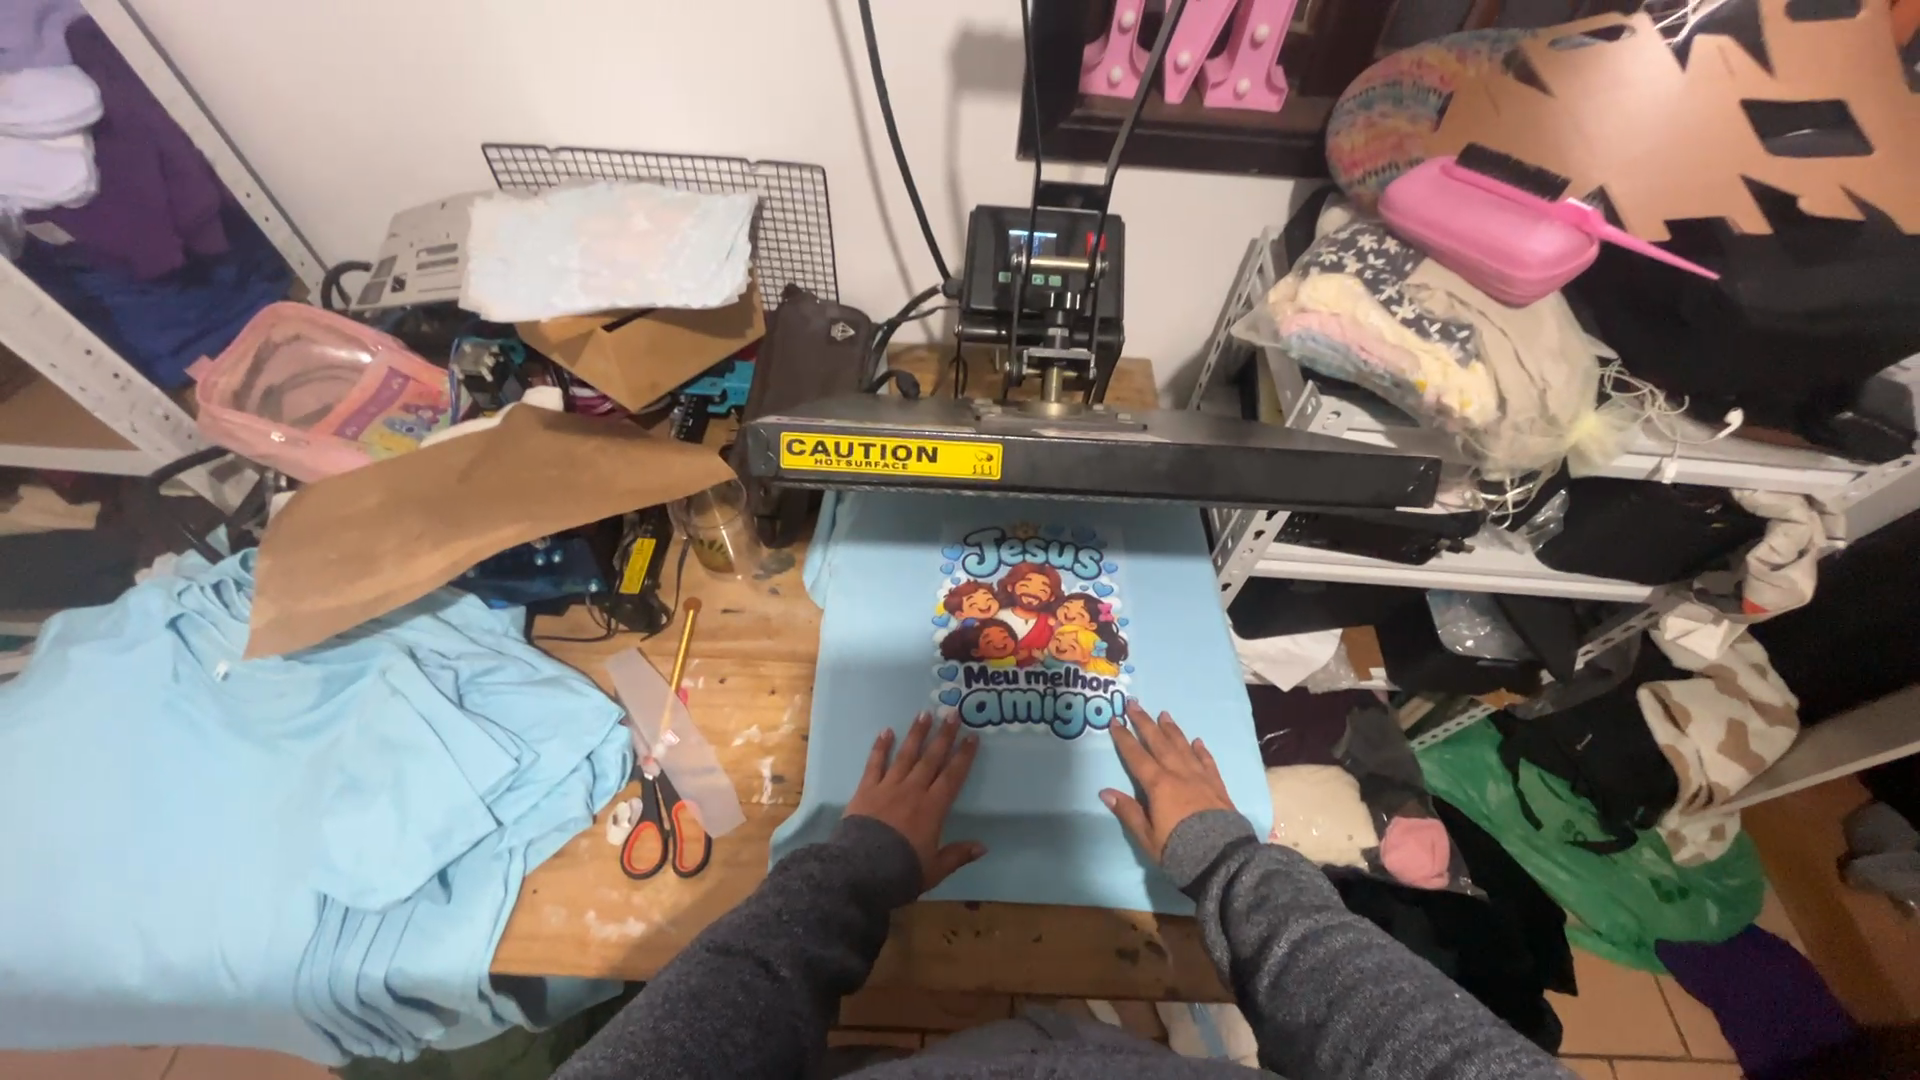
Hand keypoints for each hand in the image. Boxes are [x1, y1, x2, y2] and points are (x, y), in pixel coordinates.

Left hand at [845, 712, 985, 891]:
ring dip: (916, 734)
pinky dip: (880, 747)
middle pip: (931, 758)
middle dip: (943, 735)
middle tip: (952, 713)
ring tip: (924, 713)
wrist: (860, 870)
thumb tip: (983, 847)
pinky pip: (875, 763)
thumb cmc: (901, 871)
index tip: (972, 736)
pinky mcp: (866, 789)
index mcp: (933, 808)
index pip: (952, 776)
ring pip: (906, 755)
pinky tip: (886, 731)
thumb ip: (958, 855)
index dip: (964, 756)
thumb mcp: (934, 869)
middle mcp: (913, 790)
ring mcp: (888, 787)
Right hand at [1100, 700, 1237, 860]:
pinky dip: (1201, 750)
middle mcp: (1179, 774)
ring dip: (1172, 730)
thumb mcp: (1147, 836)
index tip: (1116, 721)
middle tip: (1135, 704)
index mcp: (1159, 785)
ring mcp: (1200, 778)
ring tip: (1164, 714)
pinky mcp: (1218, 787)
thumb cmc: (1180, 850)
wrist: (1224, 860)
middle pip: (1159, 743)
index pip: (1137, 756)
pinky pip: (1207, 762)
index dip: (1124, 738)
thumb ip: (1128, 812)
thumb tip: (1105, 791)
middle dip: (1145, 723)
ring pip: (1183, 747)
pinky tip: (1197, 741)